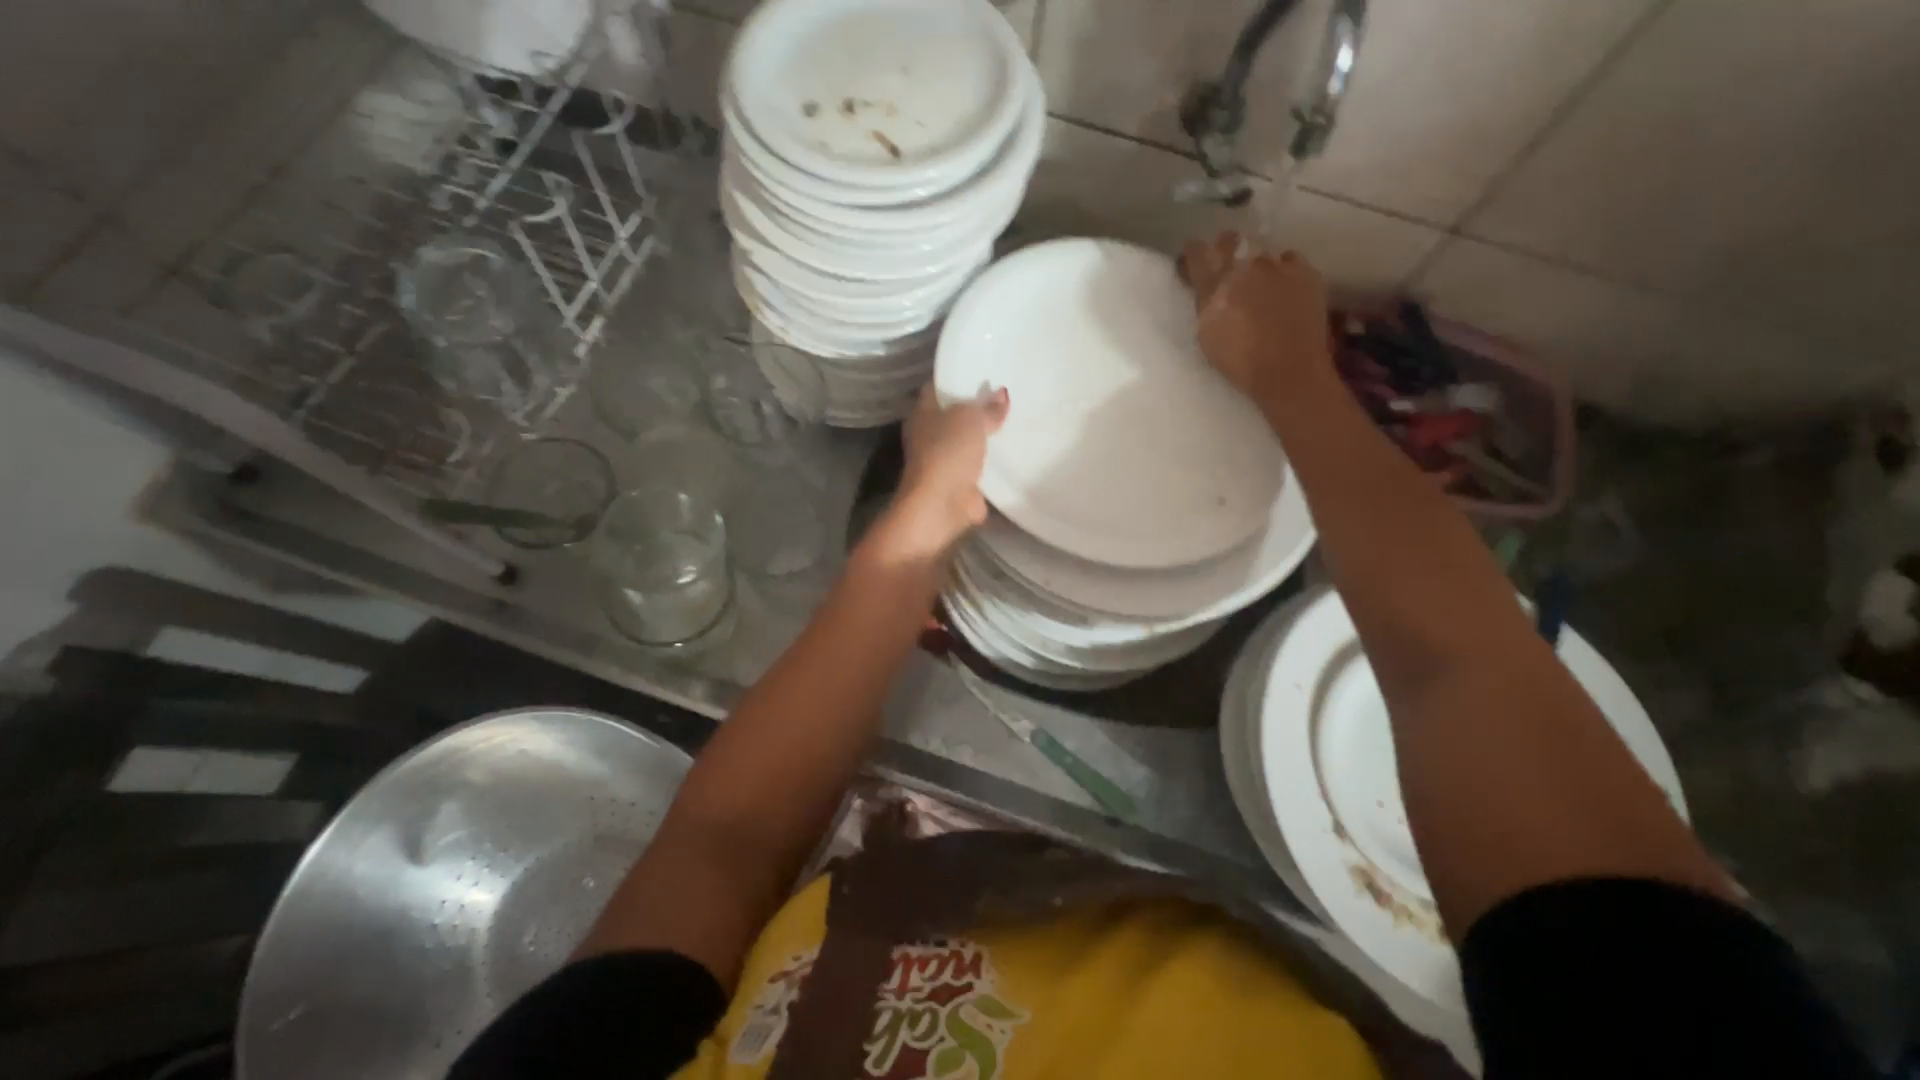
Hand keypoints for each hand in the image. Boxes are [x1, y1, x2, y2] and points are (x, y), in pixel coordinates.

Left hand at [876, 384, 1009, 560]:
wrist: (942, 505)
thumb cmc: (947, 453)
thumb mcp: (970, 420)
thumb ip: (987, 408)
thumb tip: (1002, 394)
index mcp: (923, 414)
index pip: (937, 388)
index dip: (956, 378)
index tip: (982, 370)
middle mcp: (929, 435)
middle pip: (954, 415)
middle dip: (976, 407)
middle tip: (1007, 394)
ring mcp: (944, 461)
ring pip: (968, 441)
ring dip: (985, 435)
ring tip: (1016, 419)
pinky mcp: (960, 483)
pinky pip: (980, 466)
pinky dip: (993, 462)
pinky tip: (1015, 451)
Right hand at [1179, 232, 1334, 411]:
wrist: (1290, 371)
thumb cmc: (1241, 360)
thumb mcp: (1208, 334)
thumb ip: (1204, 302)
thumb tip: (1205, 286)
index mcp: (1217, 279)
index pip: (1197, 251)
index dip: (1193, 254)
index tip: (1192, 262)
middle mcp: (1247, 263)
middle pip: (1231, 240)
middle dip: (1225, 249)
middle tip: (1226, 268)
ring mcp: (1280, 265)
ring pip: (1262, 250)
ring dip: (1256, 262)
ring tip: (1259, 282)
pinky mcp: (1307, 273)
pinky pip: (1290, 260)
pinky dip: (1284, 270)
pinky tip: (1284, 287)